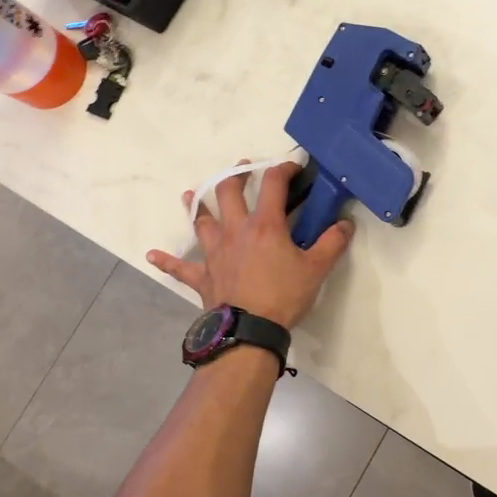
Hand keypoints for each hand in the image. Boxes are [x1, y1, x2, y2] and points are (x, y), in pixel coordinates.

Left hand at [146, 161, 353, 329]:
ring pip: (201, 221)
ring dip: (196, 206)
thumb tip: (345, 224)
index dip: (282, 169)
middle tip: (241, 169)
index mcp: (265, 225)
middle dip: (234, 176)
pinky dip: (167, 261)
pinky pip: (179, 267)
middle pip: (228, 192)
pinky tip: (151, 255)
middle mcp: (236, 230)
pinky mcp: (202, 276)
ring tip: (192, 194)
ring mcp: (214, 252)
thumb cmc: (283, 296)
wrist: (249, 331)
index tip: (292, 166)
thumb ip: (332, 243)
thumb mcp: (316, 268)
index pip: (272, 184)